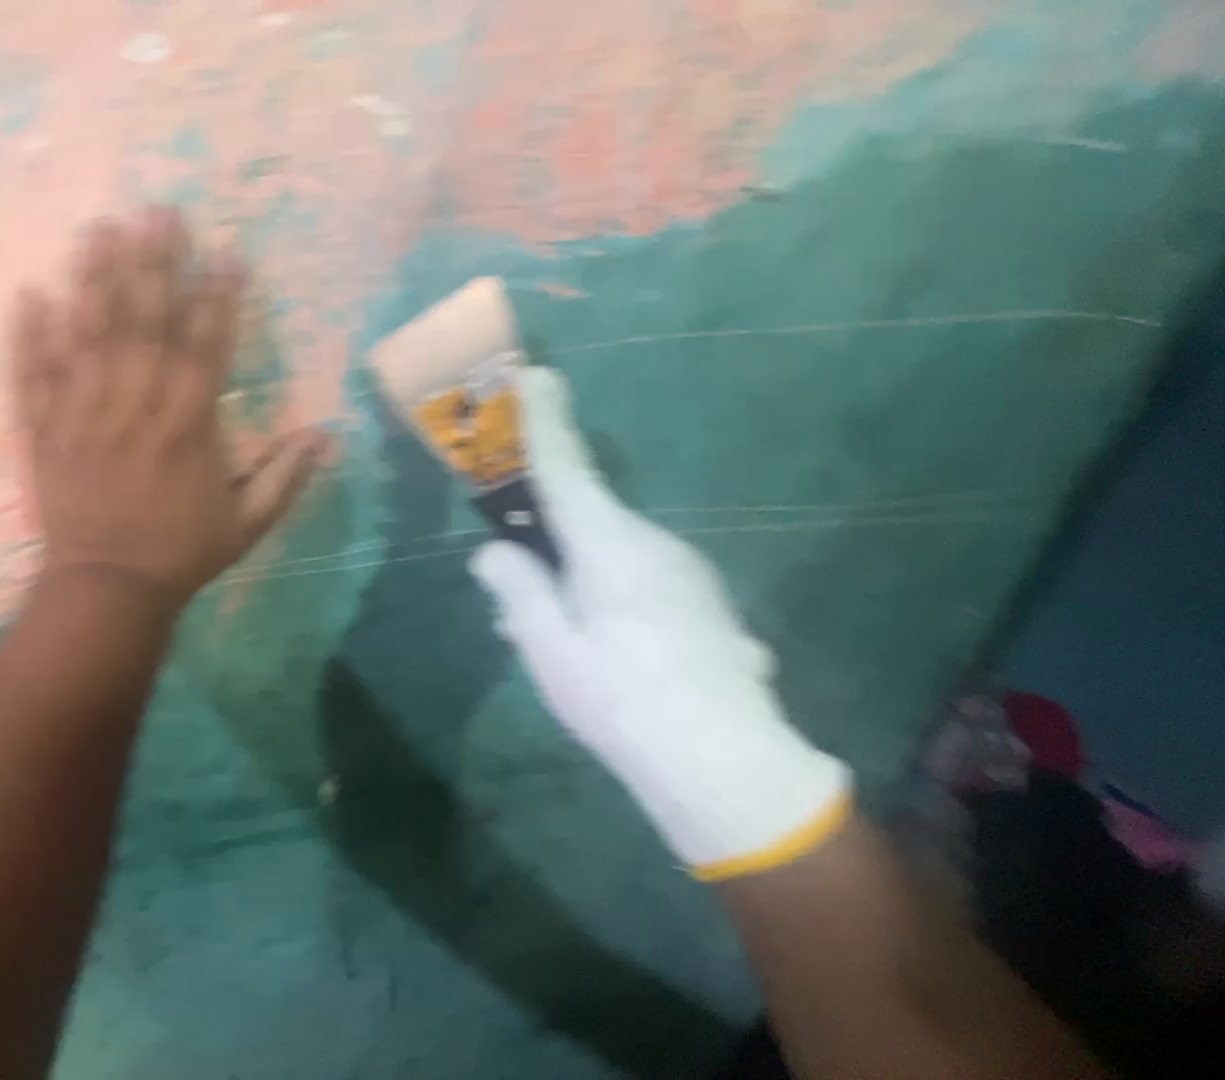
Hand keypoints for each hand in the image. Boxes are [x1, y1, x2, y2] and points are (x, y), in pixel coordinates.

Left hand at [15, 207, 326, 608]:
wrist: (107, 590)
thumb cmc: (182, 554)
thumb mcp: (249, 524)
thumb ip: (285, 477)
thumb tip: (325, 433)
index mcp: (188, 427)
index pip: (205, 348)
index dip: (217, 298)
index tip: (225, 253)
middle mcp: (135, 409)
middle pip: (144, 325)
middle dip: (153, 265)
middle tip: (157, 212)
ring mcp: (83, 417)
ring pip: (88, 338)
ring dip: (93, 282)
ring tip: (98, 230)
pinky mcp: (45, 433)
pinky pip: (33, 378)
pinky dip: (28, 338)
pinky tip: (29, 294)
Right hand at [469, 368, 851, 879]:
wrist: (728, 767)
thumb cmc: (625, 706)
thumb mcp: (552, 654)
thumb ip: (519, 594)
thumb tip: (496, 552)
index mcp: (611, 547)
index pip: (566, 470)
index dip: (544, 423)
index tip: (534, 375)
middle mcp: (655, 544)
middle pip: (586, 518)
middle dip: (548, 540)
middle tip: (519, 602)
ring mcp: (688, 572)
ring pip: (613, 553)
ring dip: (579, 578)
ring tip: (561, 643)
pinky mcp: (705, 601)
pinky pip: (642, 578)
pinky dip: (612, 597)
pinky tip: (612, 656)